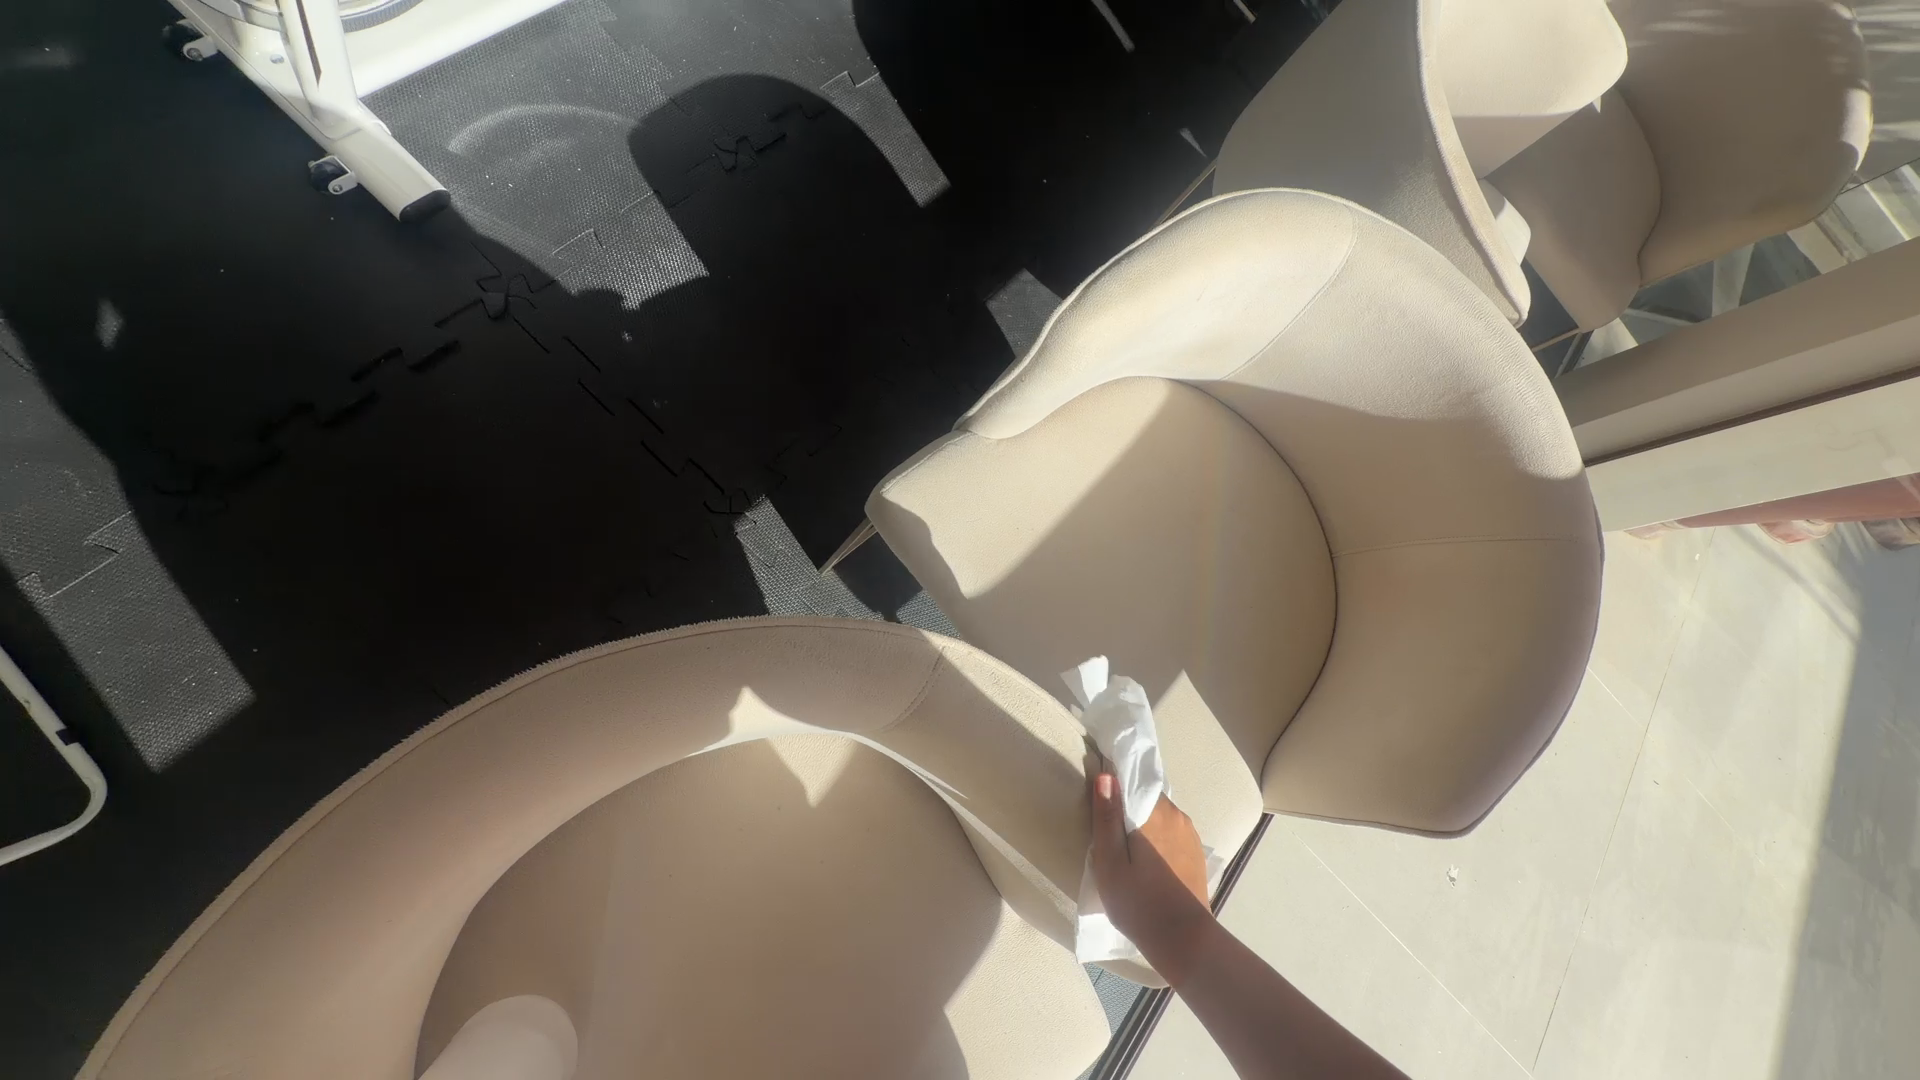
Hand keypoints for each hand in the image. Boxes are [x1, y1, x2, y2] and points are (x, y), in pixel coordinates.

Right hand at [1089, 773, 1217, 984]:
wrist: (1184, 942)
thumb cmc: (1138, 901)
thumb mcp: (1110, 861)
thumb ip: (1107, 817)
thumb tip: (1106, 776)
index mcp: (1155, 812)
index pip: (1133, 782)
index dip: (1115, 790)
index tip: (1100, 807)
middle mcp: (1177, 816)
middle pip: (1145, 800)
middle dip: (1127, 811)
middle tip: (1109, 839)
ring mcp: (1190, 835)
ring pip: (1159, 818)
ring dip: (1144, 827)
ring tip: (1128, 855)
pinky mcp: (1196, 854)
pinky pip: (1171, 834)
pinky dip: (1157, 841)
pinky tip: (1148, 865)